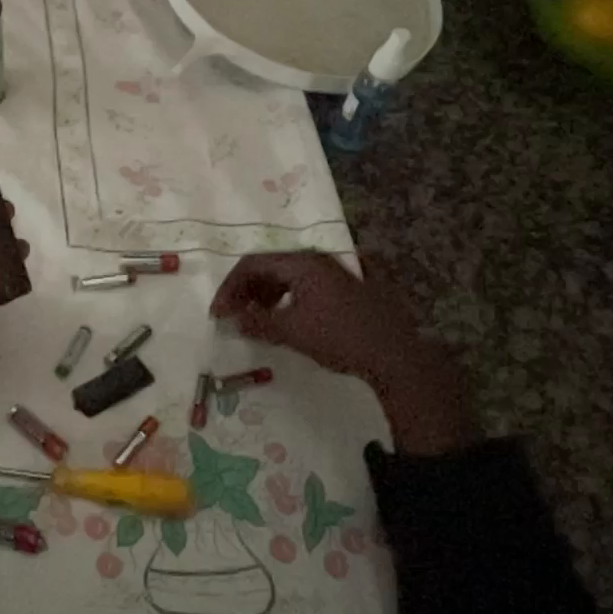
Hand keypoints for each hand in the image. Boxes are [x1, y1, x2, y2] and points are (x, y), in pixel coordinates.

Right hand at [210, 253, 478, 455]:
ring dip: (265, 294)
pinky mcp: (347, 286)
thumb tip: (233, 318)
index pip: (252, 264)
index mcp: (301, 262)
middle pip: (269, 266)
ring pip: (288, 275)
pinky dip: (286, 297)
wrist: (394, 354)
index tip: (218, 314)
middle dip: (246, 290)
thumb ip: (257, 322)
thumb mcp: (291, 331)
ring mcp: (335, 271)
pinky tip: (286, 318)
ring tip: (256, 319)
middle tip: (233, 315)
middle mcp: (317, 259)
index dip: (229, 288)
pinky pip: (306, 284)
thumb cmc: (339, 338)